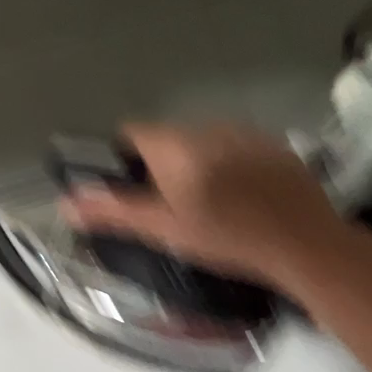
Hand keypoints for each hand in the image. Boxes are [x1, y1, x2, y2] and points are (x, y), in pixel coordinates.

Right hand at [60, 122, 350, 287]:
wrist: (306, 243)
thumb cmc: (226, 237)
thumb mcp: (162, 229)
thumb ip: (112, 211)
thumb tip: (65, 203)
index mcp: (177, 145)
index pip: (130, 132)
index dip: (117, 158)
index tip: (120, 190)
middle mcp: (211, 128)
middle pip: (165, 139)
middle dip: (154, 167)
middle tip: (156, 209)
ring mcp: (247, 135)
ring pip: (199, 145)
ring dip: (189, 168)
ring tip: (196, 208)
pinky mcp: (275, 148)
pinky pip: (232, 151)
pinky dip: (222, 170)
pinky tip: (232, 202)